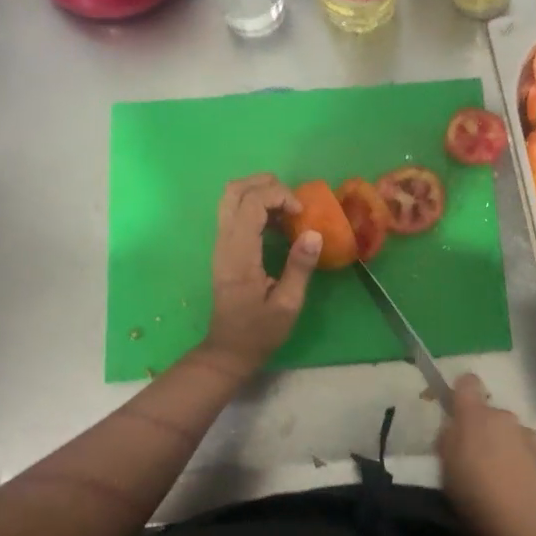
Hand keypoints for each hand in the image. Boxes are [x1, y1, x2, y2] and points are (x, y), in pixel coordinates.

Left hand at [201, 174, 319, 371]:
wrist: (229, 350)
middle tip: (293, 202)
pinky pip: (235, 213)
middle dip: (266, 185)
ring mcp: (221, 244)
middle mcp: (225, 243)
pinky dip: (256, 207)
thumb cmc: (260, 331)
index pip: (251, 204)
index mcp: (239, 254)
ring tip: (288, 210)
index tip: (302, 214)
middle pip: (234, 191)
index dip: (279, 197)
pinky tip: (278, 224)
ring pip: (231, 198)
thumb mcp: (287, 305)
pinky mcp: (224, 249)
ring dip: (260, 193)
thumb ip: (299, 267)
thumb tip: (314, 233)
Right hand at [438, 375, 535, 535]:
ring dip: (500, 449)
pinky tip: (514, 492)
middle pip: (488, 415)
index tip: (454, 413)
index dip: (460, 393)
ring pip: (508, 435)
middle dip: (480, 431)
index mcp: (476, 417)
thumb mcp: (447, 473)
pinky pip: (524, 454)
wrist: (533, 527)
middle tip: (470, 463)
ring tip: (494, 482)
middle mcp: (506, 418)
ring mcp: (530, 437)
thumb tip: (453, 428)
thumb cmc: (480, 498)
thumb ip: (448, 443)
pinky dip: (517, 465)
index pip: (467, 383)